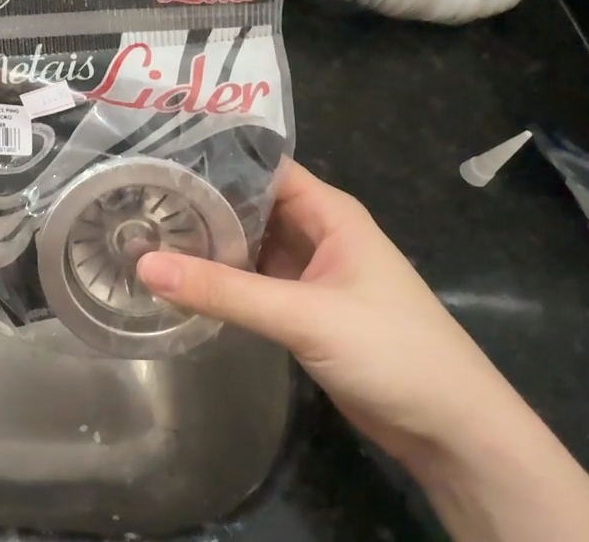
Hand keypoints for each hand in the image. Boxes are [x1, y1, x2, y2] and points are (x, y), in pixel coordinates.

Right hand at [135, 158, 525, 466]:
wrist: (453, 430)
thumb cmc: (391, 350)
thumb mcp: (303, 315)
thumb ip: (225, 291)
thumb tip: (145, 265)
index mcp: (329, 212)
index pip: (262, 166)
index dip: (213, 158)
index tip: (156, 157)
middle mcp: (317, 232)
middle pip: (249, 204)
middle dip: (200, 201)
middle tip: (136, 197)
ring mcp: (310, 272)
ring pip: (249, 244)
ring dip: (208, 242)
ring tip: (143, 230)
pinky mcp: (303, 310)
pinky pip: (253, 281)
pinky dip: (222, 279)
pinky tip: (179, 278)